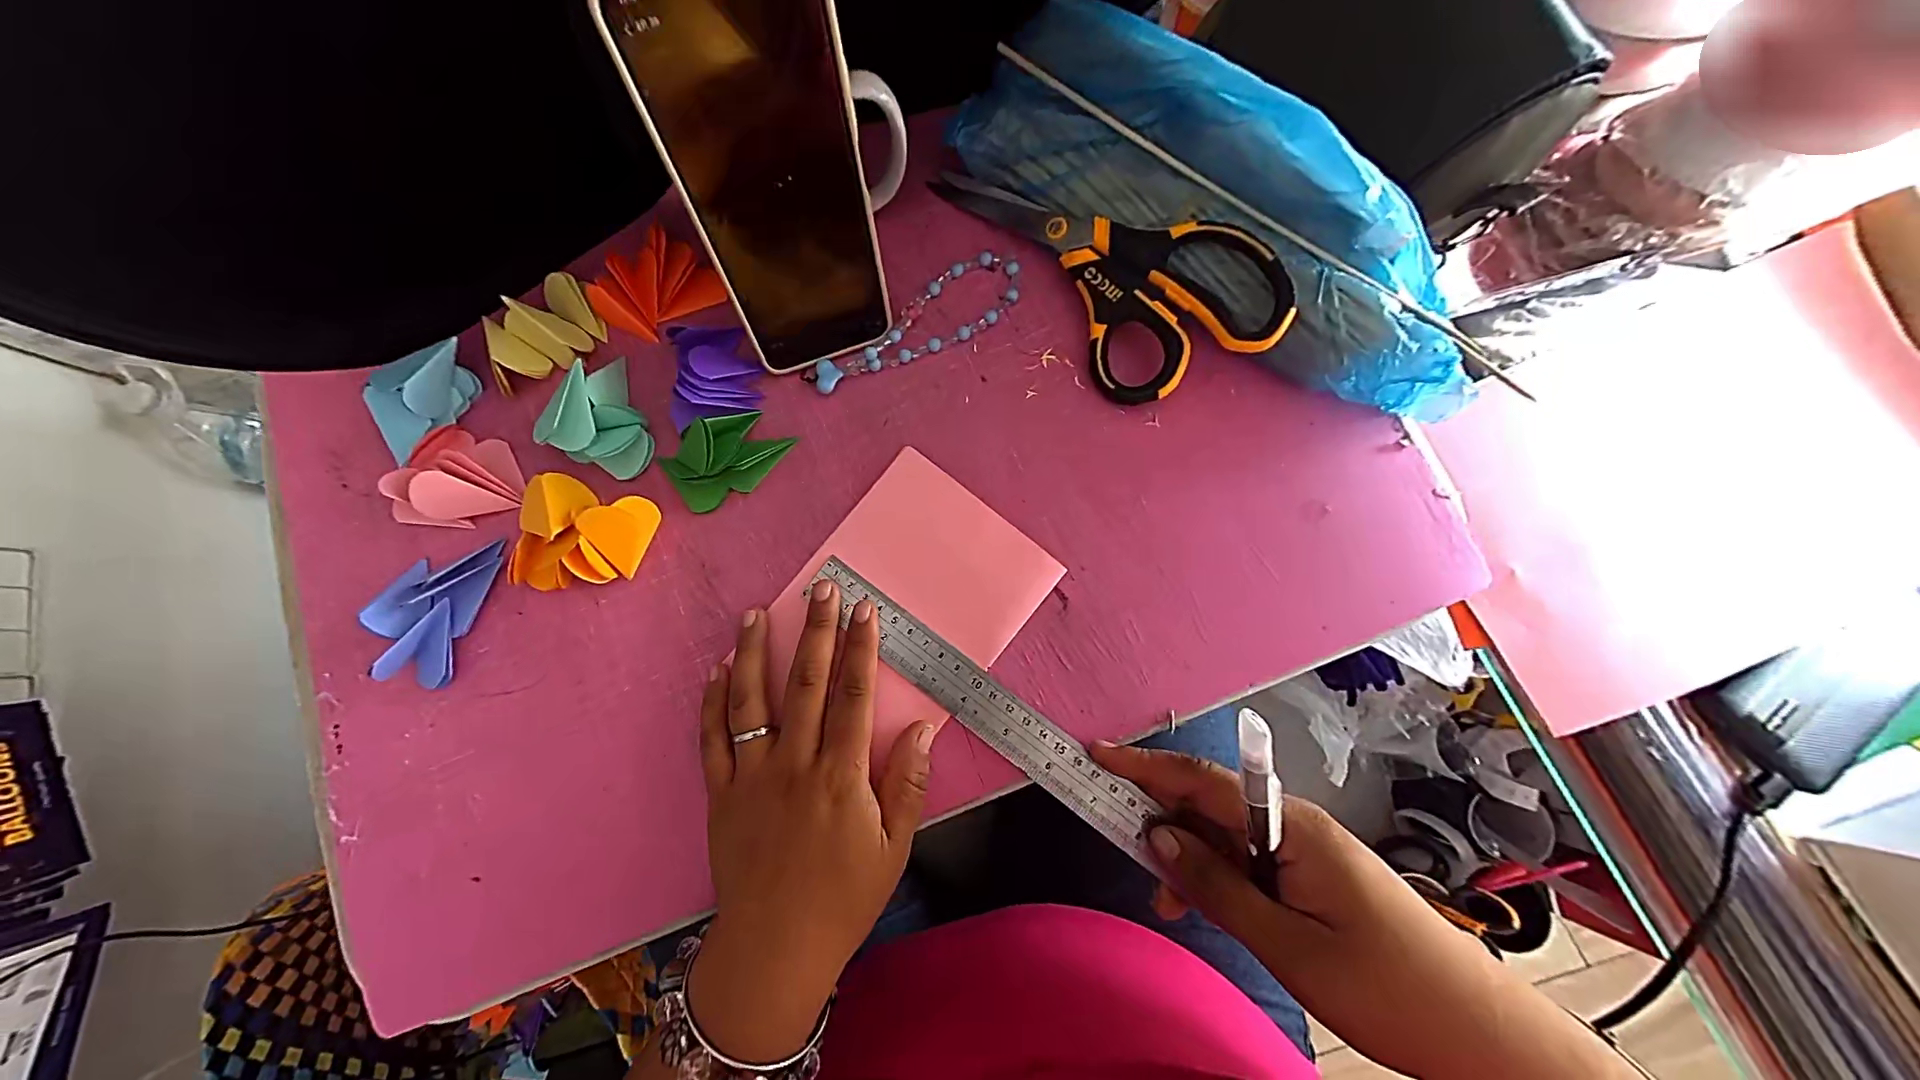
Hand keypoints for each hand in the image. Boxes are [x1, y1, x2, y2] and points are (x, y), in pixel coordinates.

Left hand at [690, 581, 940, 1063]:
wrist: (774, 949)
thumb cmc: (844, 898)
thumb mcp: (894, 848)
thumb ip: (908, 783)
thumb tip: (922, 727)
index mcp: (841, 777)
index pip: (853, 696)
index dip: (860, 649)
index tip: (864, 611)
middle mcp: (794, 766)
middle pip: (804, 684)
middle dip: (815, 631)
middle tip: (821, 589)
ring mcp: (751, 778)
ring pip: (750, 702)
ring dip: (753, 653)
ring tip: (756, 613)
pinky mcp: (720, 795)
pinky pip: (713, 740)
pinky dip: (712, 702)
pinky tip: (717, 670)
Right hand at [1088, 742, 1635, 1079]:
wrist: (1485, 1035)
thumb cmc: (1388, 990)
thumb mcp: (1286, 945)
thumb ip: (1216, 885)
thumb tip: (1159, 836)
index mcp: (1292, 826)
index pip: (1202, 780)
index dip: (1144, 765)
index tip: (1097, 755)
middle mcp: (1295, 824)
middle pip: (1208, 802)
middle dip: (1161, 818)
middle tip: (1121, 844)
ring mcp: (1304, 848)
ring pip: (1223, 836)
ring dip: (1188, 859)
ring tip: (1167, 901)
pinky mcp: (1310, 874)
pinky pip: (1247, 861)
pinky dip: (1216, 878)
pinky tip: (1203, 907)